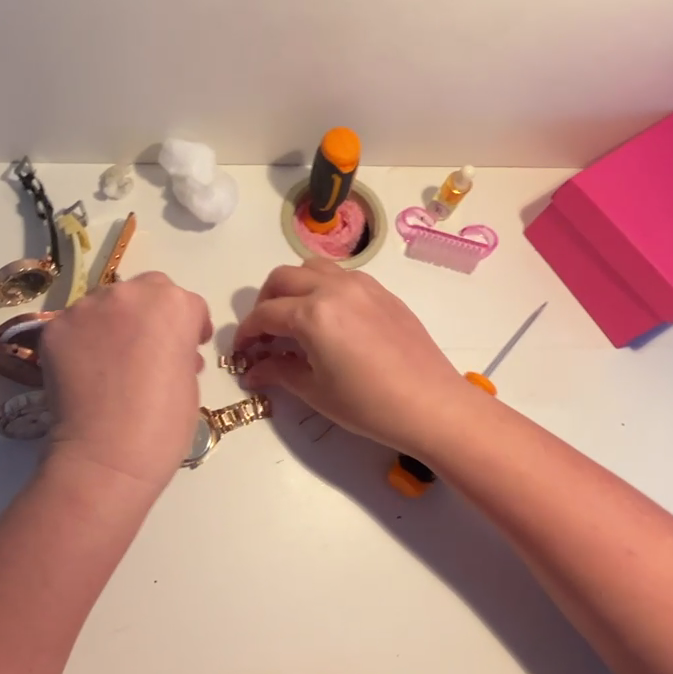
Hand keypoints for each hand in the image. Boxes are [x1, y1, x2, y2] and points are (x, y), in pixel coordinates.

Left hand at [39, 272, 212, 489]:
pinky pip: (75, 326)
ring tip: (112, 364)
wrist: (106, 455)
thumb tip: (165, 351)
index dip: (190, 328)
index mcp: (174, 305)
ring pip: (106, 305)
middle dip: (152, 315)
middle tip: (149, 351)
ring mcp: (87, 307)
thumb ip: (180, 352)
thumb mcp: (189, 382)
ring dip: (114, 324)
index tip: (188, 349)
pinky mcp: (55, 327)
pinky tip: (86, 372)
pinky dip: (82, 342)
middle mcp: (129, 293)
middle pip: (146, 292)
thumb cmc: (162, 426)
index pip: (188, 305)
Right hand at [235, 258, 478, 451]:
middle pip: (282, 279)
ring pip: (312, 268)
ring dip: (293, 287)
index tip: (241, 352)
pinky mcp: (382, 292)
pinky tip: (327, 320)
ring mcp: (361, 285)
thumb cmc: (368, 405)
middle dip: (265, 303)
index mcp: (312, 314)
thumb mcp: (316, 391)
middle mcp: (333, 288)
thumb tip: (252, 371)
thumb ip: (279, 371)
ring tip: (293, 319)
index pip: (264, 314)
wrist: (431, 404)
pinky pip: (341, 276)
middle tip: (264, 334)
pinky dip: (322, 288)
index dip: (246, 333)